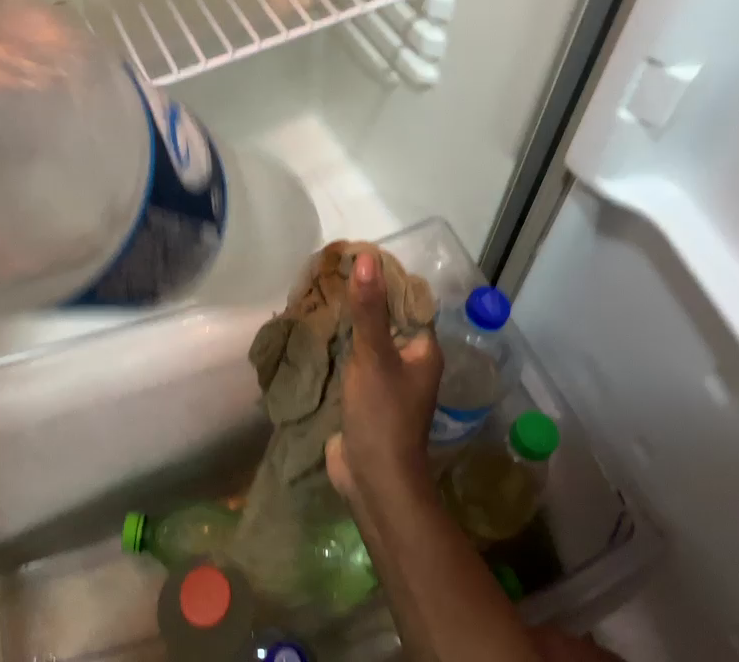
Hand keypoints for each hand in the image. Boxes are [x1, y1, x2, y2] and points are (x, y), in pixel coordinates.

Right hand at [326, 250, 443, 513]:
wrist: (373, 480)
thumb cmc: (382, 415)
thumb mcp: (373, 356)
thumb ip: (369, 309)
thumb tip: (368, 258)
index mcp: (423, 351)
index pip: (407, 303)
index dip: (384, 280)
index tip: (354, 258)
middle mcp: (410, 363)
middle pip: (386, 321)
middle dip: (361, 300)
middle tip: (328, 274)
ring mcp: (387, 383)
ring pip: (367, 343)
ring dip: (347, 325)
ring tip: (318, 298)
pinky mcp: (365, 399)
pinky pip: (352, 364)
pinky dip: (338, 349)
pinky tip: (315, 335)